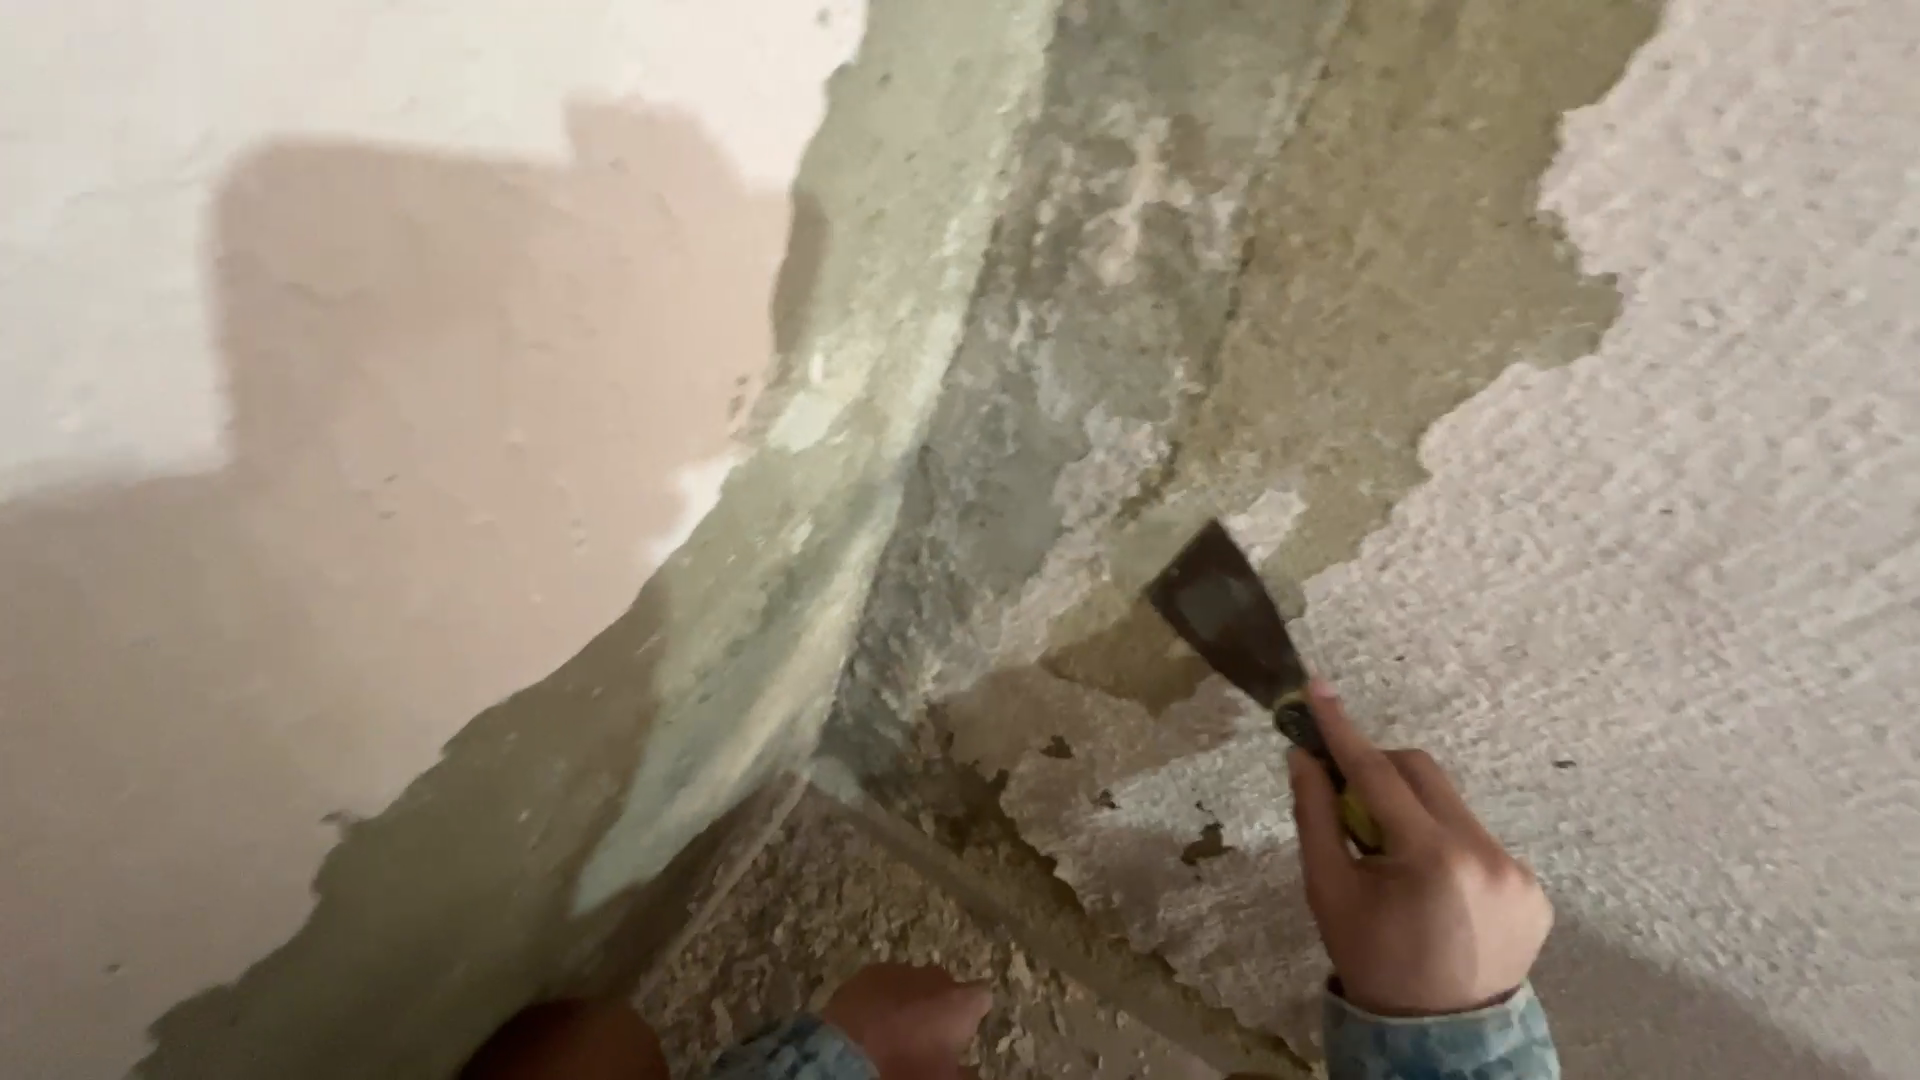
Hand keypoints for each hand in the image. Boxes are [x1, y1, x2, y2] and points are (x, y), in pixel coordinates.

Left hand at [819, 963, 991, 1079]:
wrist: (847, 1057)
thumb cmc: (906, 1072)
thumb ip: (963, 1074)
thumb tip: (970, 1072)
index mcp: (959, 1004)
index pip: (982, 996)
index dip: (974, 1012)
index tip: (965, 1031)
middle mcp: (934, 978)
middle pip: (946, 986)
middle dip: (939, 1006)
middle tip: (926, 1038)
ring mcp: (900, 970)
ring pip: (913, 983)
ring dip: (909, 1001)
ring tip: (894, 1031)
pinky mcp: (870, 972)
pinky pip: (885, 982)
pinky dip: (882, 998)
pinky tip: (870, 1021)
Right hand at [1288, 680, 1552, 1016]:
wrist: (1442, 1037)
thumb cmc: (1373, 959)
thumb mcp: (1328, 888)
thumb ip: (1314, 814)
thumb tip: (1302, 757)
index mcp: (1432, 858)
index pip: (1377, 774)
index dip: (1342, 729)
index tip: (1317, 689)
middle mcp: (1487, 854)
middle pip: (1420, 772)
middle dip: (1377, 770)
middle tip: (1347, 798)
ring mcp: (1517, 871)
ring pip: (1447, 801)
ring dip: (1407, 805)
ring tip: (1387, 851)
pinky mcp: (1532, 887)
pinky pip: (1472, 834)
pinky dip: (1437, 835)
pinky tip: (1425, 877)